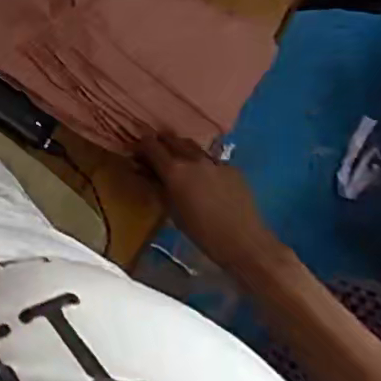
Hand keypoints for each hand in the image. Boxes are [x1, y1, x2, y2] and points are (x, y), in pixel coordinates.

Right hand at [136, 134, 289, 283]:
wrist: (244, 242)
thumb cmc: (201, 232)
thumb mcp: (172, 210)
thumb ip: (157, 185)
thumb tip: (143, 170)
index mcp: (174, 170)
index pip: (151, 145)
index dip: (141, 144)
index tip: (136, 149)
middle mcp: (193, 159)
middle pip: (171, 138)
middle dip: (160, 142)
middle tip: (154, 152)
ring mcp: (214, 161)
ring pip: (191, 145)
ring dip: (180, 148)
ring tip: (178, 160)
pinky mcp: (231, 168)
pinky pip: (210, 159)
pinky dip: (201, 162)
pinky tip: (204, 177)